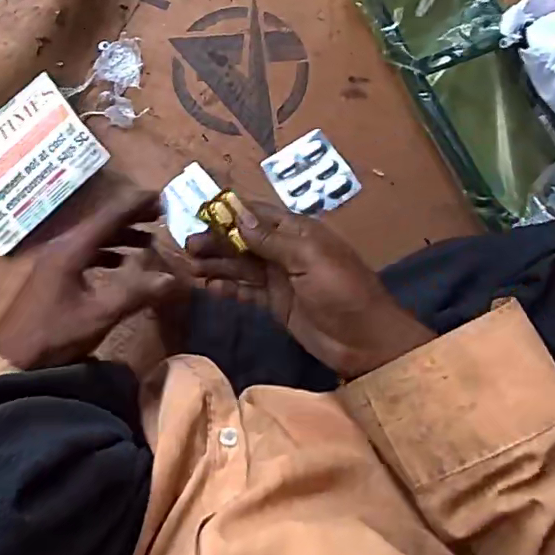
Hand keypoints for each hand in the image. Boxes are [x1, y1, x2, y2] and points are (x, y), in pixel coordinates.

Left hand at [0, 176, 181, 370]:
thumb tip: (171, 278)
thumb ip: (134, 294)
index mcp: (72, 249)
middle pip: (102, 223)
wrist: (11, 359)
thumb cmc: (54, 335)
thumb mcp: (98, 316)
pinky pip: (86, 252)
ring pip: (94, 238)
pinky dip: (108, 252)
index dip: (136, 205)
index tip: (161, 197)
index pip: (109, 217)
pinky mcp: (55, 273)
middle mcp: (63, 246)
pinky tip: (124, 262)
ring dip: (121, 235)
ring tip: (149, 237)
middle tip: (160, 213)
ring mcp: (57, 259)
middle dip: (131, 217)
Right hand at [181, 201, 432, 378]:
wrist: (368, 343)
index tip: (199, 213)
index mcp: (295, 231)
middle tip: (187, 246)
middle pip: (242, 239)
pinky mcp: (275, 302)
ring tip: (189, 266)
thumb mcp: (308, 259)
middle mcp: (284, 249)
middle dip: (215, 240)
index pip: (256, 214)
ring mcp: (278, 277)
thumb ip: (271, 240)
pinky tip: (208, 287)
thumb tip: (238, 215)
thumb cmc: (342, 291)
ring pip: (240, 264)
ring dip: (216, 263)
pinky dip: (227, 287)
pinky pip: (245, 290)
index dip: (228, 212)